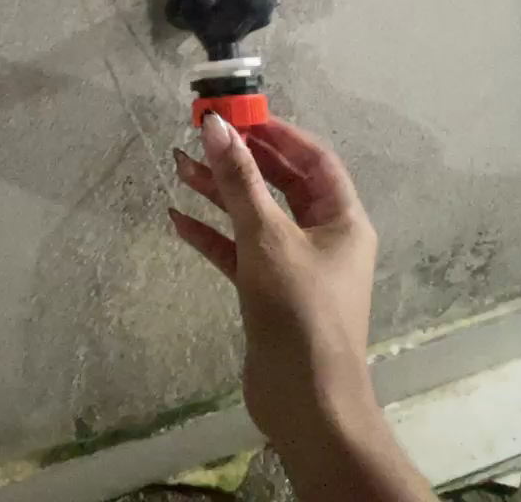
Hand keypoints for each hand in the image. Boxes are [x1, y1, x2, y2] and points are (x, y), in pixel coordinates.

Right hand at [169, 115, 381, 444]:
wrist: (305, 404)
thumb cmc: (298, 309)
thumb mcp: (267, 236)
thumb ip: (239, 180)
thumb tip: (216, 125)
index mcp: (342, 218)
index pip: (313, 158)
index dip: (278, 133)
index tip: (240, 116)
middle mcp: (323, 236)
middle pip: (280, 184)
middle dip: (240, 161)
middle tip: (202, 138)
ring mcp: (296, 265)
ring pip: (255, 216)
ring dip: (219, 193)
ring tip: (179, 167)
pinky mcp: (270, 292)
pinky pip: (241, 251)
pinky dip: (213, 235)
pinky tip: (178, 220)